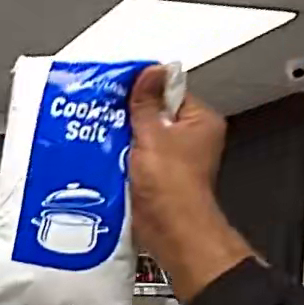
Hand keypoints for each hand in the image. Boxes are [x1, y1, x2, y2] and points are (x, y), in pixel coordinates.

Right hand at [127, 64, 255, 300]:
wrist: (170, 231)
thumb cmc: (172, 187)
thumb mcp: (153, 135)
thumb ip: (147, 104)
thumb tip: (151, 73)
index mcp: (200, 122)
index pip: (170, 92)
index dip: (144, 90)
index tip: (120, 90)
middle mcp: (190, 140)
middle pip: (154, 115)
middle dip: (129, 117)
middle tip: (106, 115)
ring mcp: (173, 160)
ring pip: (142, 138)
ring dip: (122, 139)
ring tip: (102, 137)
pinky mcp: (156, 178)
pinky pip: (134, 158)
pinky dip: (120, 158)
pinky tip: (105, 158)